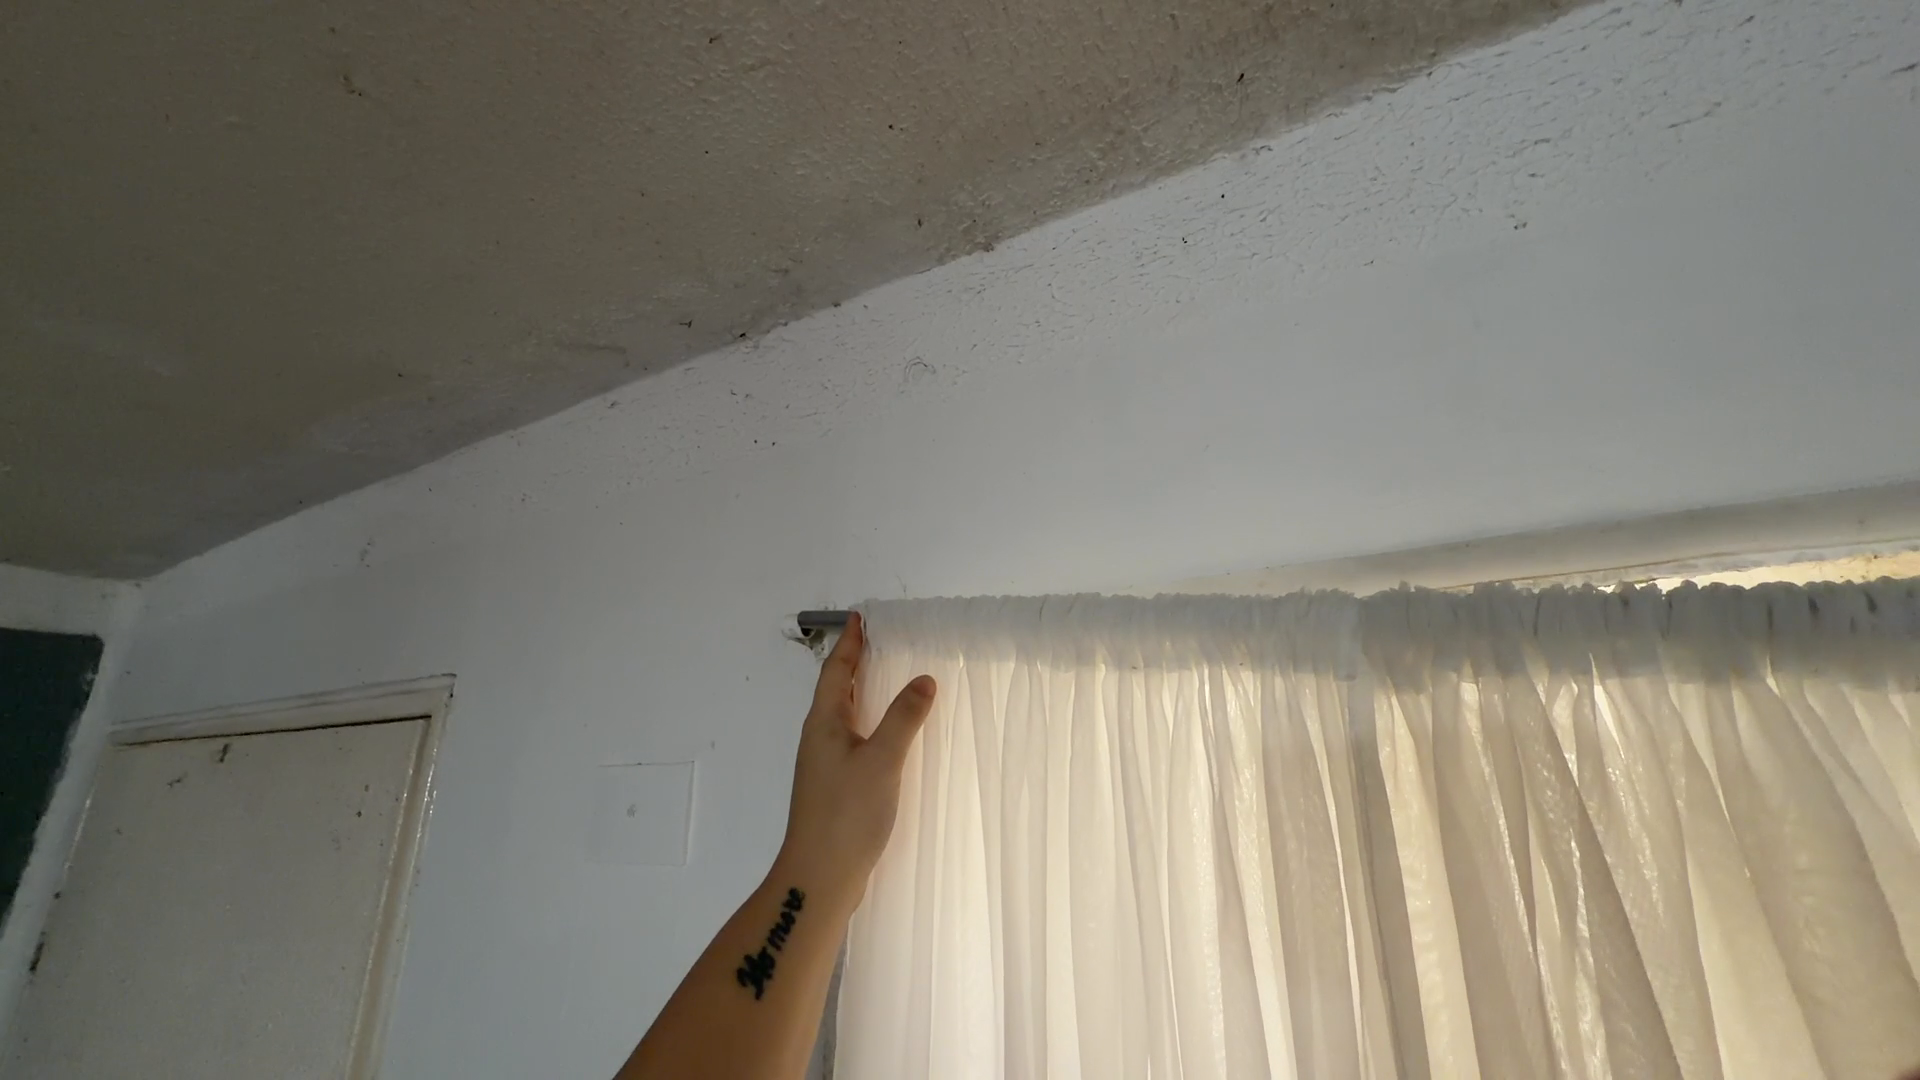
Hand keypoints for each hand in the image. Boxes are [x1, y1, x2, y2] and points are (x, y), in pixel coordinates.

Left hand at [776, 613, 933, 908]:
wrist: (819, 877)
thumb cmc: (847, 812)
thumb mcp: (882, 760)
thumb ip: (904, 718)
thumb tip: (924, 679)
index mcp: (823, 724)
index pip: (836, 672)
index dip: (849, 644)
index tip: (859, 619)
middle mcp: (819, 738)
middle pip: (835, 690)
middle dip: (853, 664)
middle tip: (876, 642)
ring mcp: (823, 764)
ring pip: (842, 716)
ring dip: (860, 693)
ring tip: (884, 680)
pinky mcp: (833, 787)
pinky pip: (850, 738)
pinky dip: (867, 722)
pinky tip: (885, 736)